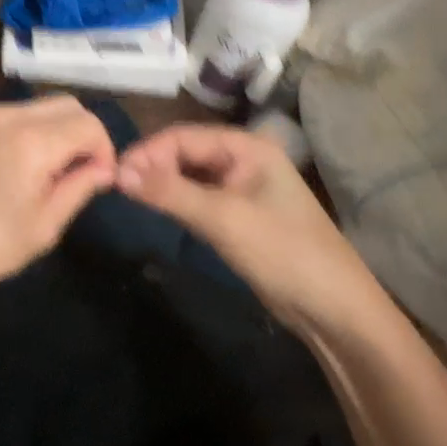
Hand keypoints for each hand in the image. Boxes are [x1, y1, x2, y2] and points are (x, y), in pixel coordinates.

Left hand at [0, 96, 116, 309]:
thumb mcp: (44, 226)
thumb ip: (79, 188)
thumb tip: (103, 168)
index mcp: (33, 140)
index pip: (89, 124)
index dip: (105, 150)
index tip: (100, 181)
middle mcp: (9, 117)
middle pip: (68, 104)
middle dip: (85, 133)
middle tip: (82, 173)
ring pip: (41, 106)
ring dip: (59, 130)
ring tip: (54, 173)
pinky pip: (15, 115)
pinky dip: (34, 130)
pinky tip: (25, 167)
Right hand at [114, 124, 386, 332]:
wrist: (333, 309)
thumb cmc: (283, 253)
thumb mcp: (222, 219)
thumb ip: (169, 192)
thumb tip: (118, 172)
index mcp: (247, 147)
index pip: (181, 136)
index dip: (146, 152)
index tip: (113, 176)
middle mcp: (243, 159)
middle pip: (183, 151)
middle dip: (151, 165)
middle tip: (117, 189)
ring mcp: (241, 187)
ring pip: (187, 174)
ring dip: (160, 183)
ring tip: (130, 199)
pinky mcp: (238, 215)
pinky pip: (196, 196)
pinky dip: (174, 200)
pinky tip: (156, 210)